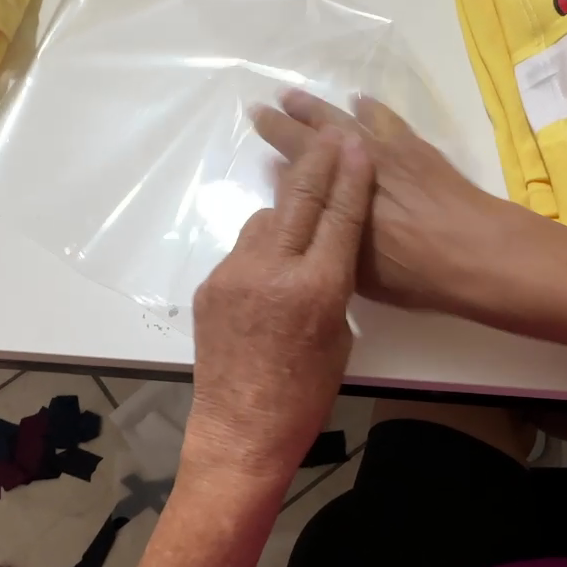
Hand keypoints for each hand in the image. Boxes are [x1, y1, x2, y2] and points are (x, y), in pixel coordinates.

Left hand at [185, 131, 371, 483]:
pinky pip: (243, 249)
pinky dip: (263, 246)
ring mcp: (233, 275)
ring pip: (266, 219)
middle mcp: (272, 271)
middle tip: (330, 135)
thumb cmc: (304, 397)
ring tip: (303, 209)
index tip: (357, 144)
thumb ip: (333, 291)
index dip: (351, 176)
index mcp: (317, 290)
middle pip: (299, 198)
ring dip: (288, 208)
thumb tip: (321, 260)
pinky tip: (272, 264)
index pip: (339, 215)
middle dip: (318, 162)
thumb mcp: (339, 341)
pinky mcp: (209, 287)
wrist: (241, 431)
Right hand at [253, 89, 529, 315]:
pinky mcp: (416, 147)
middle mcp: (357, 164)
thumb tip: (289, 189)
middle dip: (286, 121)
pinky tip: (359, 101)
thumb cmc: (414, 273)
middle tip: (265, 107)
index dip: (275, 147)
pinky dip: (369, 109)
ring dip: (317, 108)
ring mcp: (388, 150)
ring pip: (344, 119)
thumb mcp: (356, 267)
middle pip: (314, 136)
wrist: (477, 251)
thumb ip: (321, 226)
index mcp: (337, 196)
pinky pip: (385, 118)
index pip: (296, 163)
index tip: (257, 131)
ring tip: (295, 96)